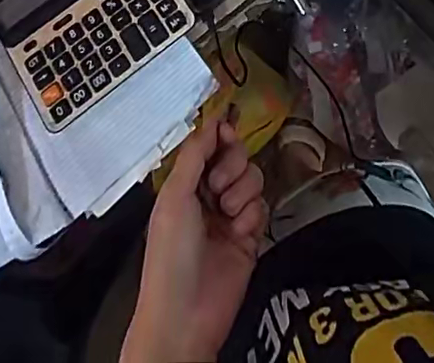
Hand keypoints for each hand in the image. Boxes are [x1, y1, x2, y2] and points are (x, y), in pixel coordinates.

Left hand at [123, 116, 266, 362]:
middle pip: (236, 157)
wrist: (186, 313)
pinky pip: (262, 206)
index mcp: (186, 182)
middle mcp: (209, 193)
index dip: (221, 136)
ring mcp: (231, 214)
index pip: (210, 145)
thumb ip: (195, 155)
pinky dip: (252, 216)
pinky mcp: (250, 234)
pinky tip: (239, 233)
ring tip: (227, 214)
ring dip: (242, 192)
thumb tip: (212, 120)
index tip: (228, 134)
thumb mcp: (175, 196)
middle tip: (218, 187)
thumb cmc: (171, 251)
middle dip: (232, 166)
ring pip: (252, 178)